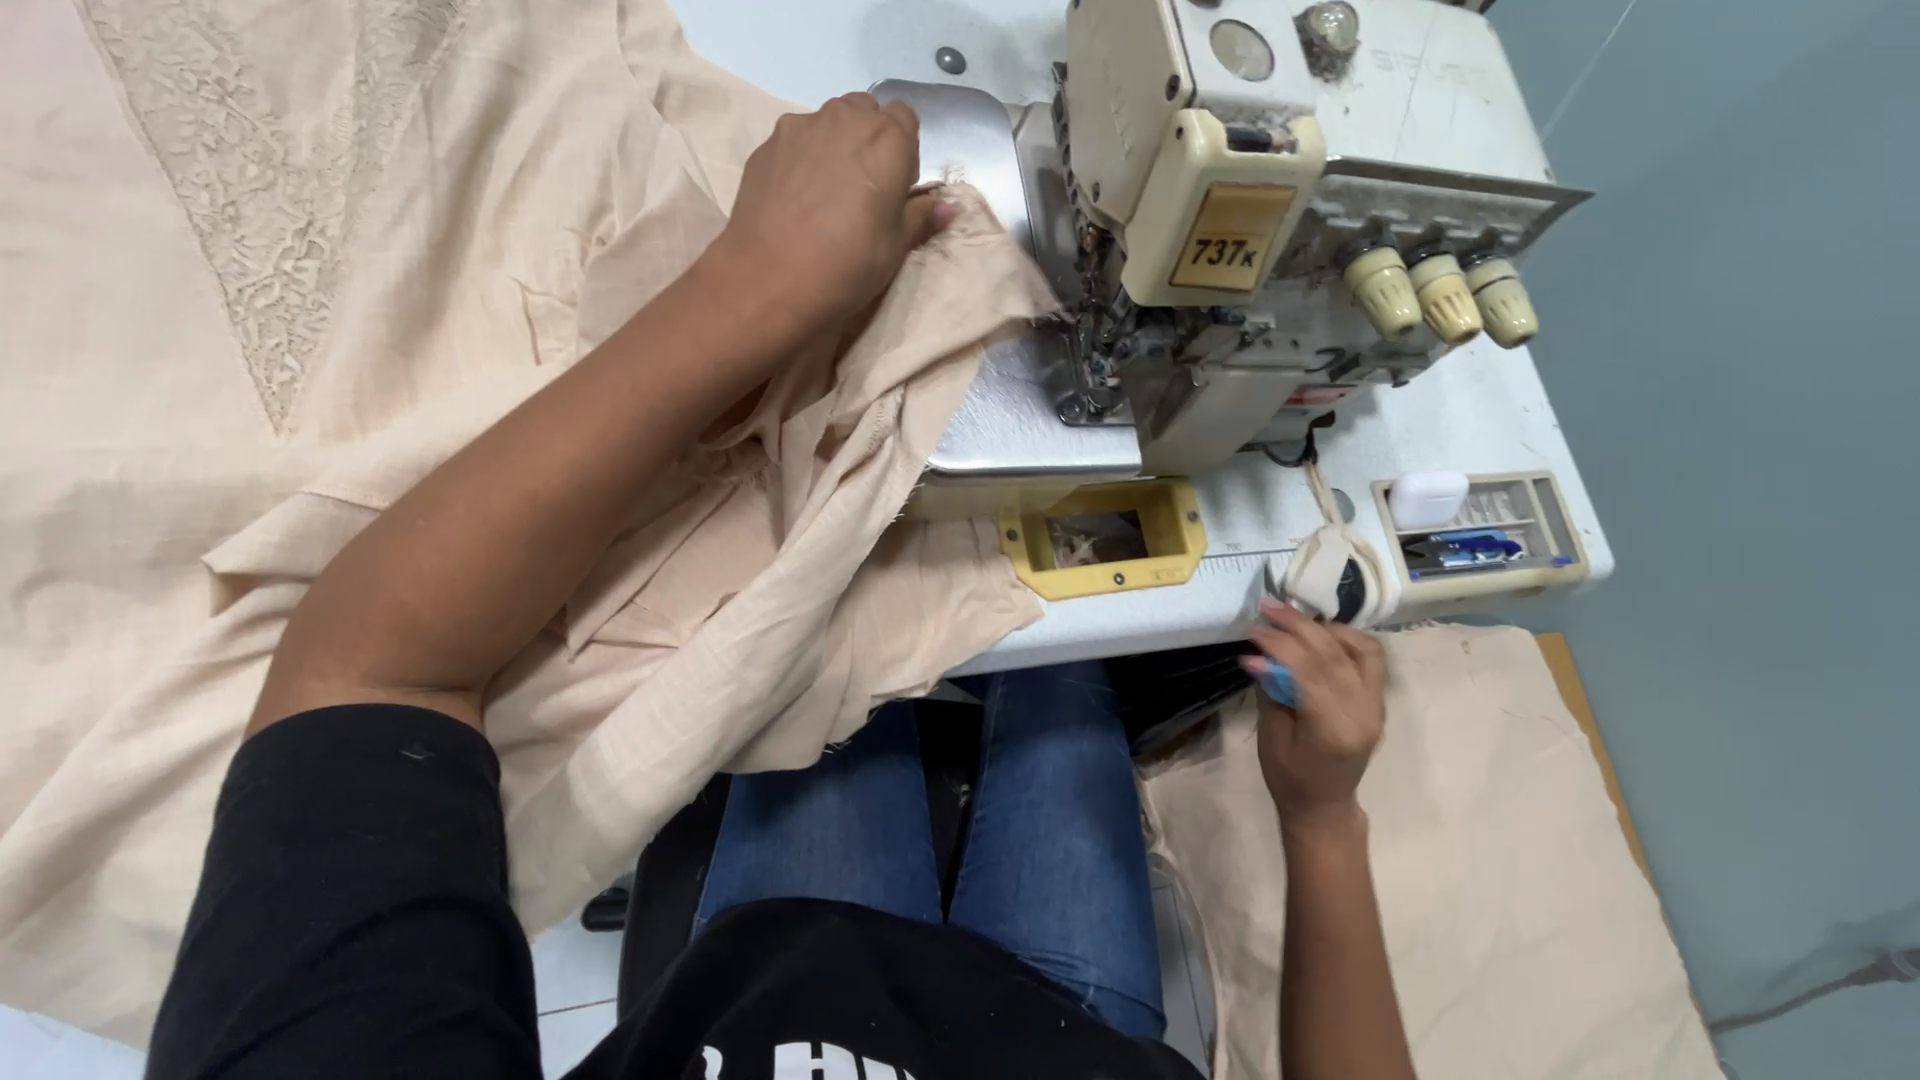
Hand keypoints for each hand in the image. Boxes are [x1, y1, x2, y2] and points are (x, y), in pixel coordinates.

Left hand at [707, 93, 953, 336]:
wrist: (770, 280)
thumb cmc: (847, 264)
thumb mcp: (895, 247)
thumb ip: (920, 218)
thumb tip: (946, 208)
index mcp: (887, 139)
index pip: (906, 120)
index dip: (904, 153)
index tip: (895, 190)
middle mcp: (844, 119)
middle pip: (865, 112)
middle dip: (869, 141)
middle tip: (863, 192)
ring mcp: (799, 128)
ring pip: (827, 124)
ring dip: (834, 147)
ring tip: (826, 197)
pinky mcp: (766, 146)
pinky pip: (795, 143)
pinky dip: (802, 161)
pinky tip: (796, 202)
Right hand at [1239, 598, 1387, 825]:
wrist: (1324, 804)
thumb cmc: (1289, 776)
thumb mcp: (1271, 736)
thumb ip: (1272, 692)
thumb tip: (1257, 655)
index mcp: (1333, 729)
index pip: (1309, 671)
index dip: (1279, 644)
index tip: (1253, 629)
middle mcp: (1363, 713)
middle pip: (1333, 654)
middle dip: (1297, 626)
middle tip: (1268, 607)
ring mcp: (1376, 705)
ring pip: (1358, 649)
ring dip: (1324, 627)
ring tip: (1292, 617)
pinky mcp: (1378, 699)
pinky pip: (1370, 657)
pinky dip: (1346, 638)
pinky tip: (1320, 633)